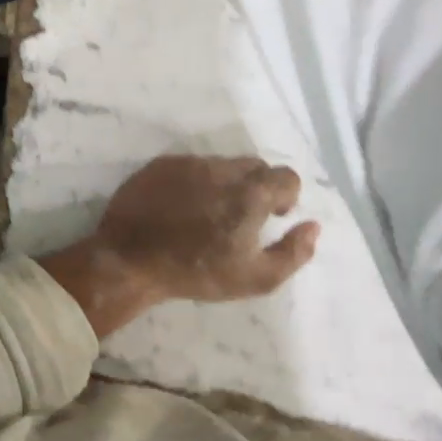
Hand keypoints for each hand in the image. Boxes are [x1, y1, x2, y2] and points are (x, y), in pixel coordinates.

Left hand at [39, 156, 321, 334]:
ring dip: (225, 182)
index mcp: (248, 194)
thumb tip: (312, 225)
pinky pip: (189, 165)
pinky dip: (195, 180)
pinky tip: (183, 205)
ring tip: (210, 212)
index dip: (285, 195)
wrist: (129, 259)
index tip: (273, 216)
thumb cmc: (196, 272)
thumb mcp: (257, 277)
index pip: (285, 175)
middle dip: (258, 186)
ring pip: (220, 164)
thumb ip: (294, 251)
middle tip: (244, 215)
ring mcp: (184, 164)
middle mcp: (217, 170)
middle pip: (253, 165)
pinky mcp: (157, 165)